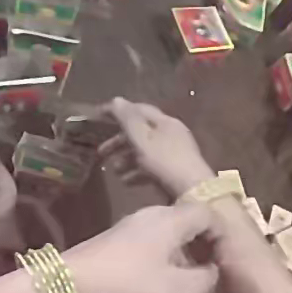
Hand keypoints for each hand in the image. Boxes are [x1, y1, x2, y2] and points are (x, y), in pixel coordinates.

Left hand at [62, 203, 218, 292]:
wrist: (72, 284)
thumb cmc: (130, 283)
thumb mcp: (176, 288)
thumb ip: (204, 278)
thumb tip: (212, 269)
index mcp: (172, 218)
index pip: (208, 212)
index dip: (221, 233)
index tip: (225, 258)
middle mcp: (152, 213)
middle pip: (187, 219)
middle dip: (201, 243)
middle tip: (208, 270)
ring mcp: (131, 223)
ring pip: (168, 230)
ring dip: (180, 250)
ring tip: (184, 278)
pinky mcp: (116, 237)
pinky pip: (150, 238)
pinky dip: (161, 253)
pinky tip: (157, 276)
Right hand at [100, 98, 214, 195]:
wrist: (193, 192)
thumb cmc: (165, 162)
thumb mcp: (143, 138)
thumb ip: (128, 120)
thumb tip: (116, 100)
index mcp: (164, 122)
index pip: (138, 110)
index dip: (118, 111)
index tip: (98, 116)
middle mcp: (171, 134)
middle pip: (140, 133)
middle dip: (119, 141)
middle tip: (101, 152)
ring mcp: (175, 154)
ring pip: (145, 152)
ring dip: (126, 159)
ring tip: (114, 171)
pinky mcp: (175, 172)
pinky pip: (152, 168)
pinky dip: (137, 172)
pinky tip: (127, 182)